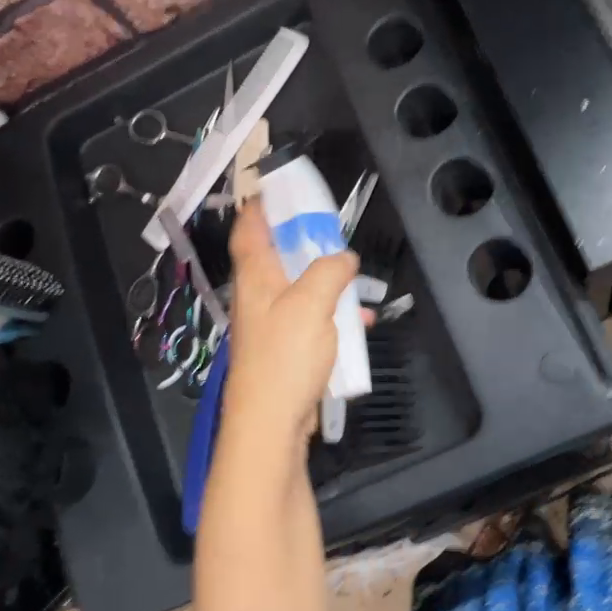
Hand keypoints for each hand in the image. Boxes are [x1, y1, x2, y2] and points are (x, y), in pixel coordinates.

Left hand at [221, 201, 358, 439]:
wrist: (271, 423)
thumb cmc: (285, 357)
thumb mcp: (312, 303)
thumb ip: (329, 272)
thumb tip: (344, 257)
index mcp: (256, 277)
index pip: (249, 229)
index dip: (261, 206)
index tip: (280, 188)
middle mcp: (260, 296)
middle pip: (278, 257)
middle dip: (305, 242)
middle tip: (333, 231)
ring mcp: (273, 325)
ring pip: (300, 290)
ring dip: (327, 282)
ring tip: (356, 279)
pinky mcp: (287, 352)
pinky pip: (313, 322)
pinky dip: (335, 318)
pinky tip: (362, 324)